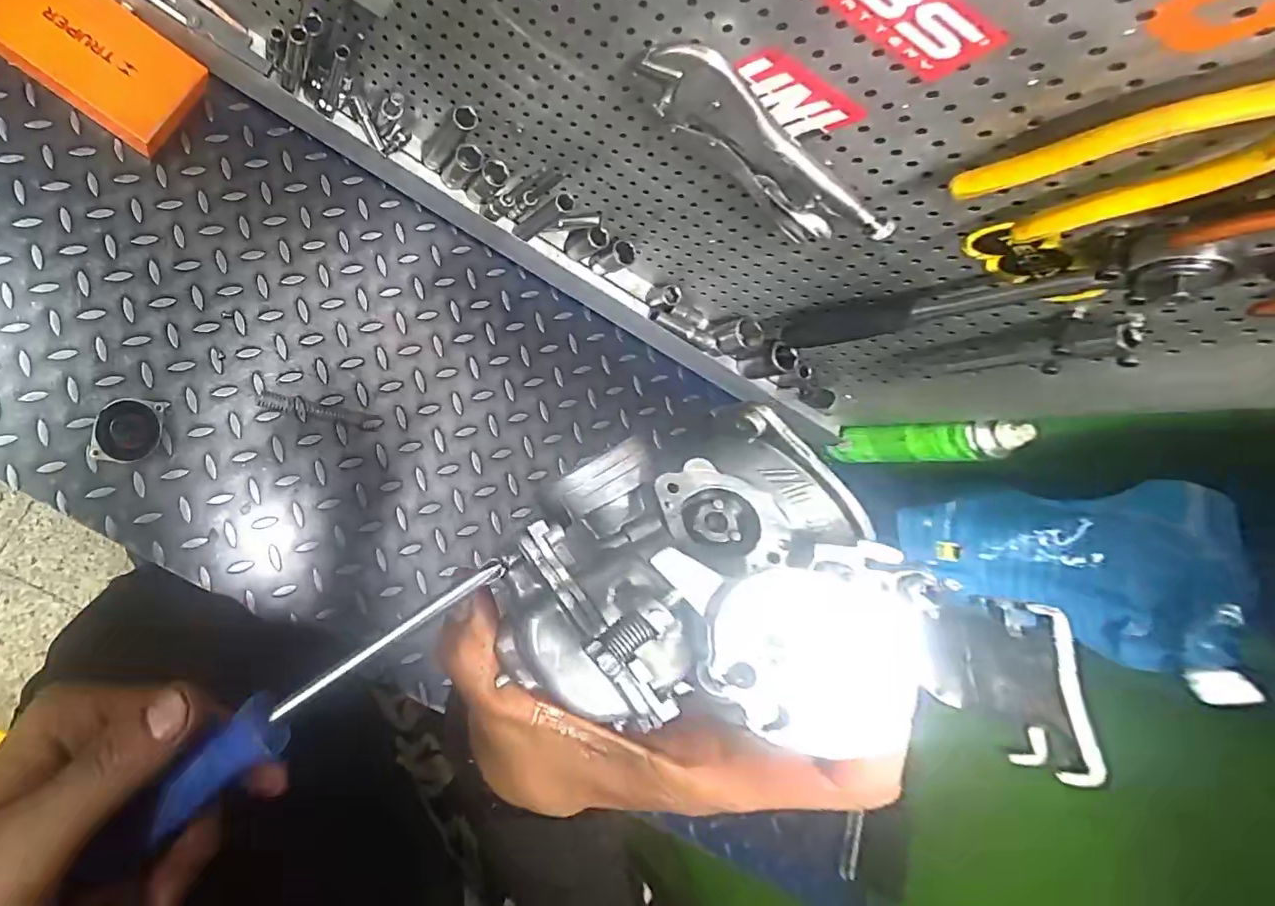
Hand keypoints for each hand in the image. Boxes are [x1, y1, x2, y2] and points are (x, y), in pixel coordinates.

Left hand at [0, 684, 286, 905]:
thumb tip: (184, 698)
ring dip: (176, 856)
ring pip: (181, 801)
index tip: (265, 783)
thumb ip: (108, 770)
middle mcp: (95, 739)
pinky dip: (161, 875)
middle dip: (192, 818)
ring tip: (144, 899)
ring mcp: (102, 787)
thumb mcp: (31, 839)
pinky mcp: (106, 832)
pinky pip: (161, 839)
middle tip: (174, 880)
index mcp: (75, 717)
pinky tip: (133, 900)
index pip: (173, 704)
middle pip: (185, 755)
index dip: (223, 738)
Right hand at [438, 589, 903, 816]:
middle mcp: (723, 745)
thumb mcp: (494, 711)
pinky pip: (754, 664)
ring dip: (811, 636)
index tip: (864, 655)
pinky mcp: (692, 693)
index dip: (872, 724)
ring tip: (797, 571)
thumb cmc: (530, 761)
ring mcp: (713, 719)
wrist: (529, 773)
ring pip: (802, 687)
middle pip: (836, 716)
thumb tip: (479, 604)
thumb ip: (474, 658)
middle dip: (845, 652)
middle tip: (825, 583)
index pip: (830, 774)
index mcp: (696, 766)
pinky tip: (735, 583)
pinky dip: (762, 629)